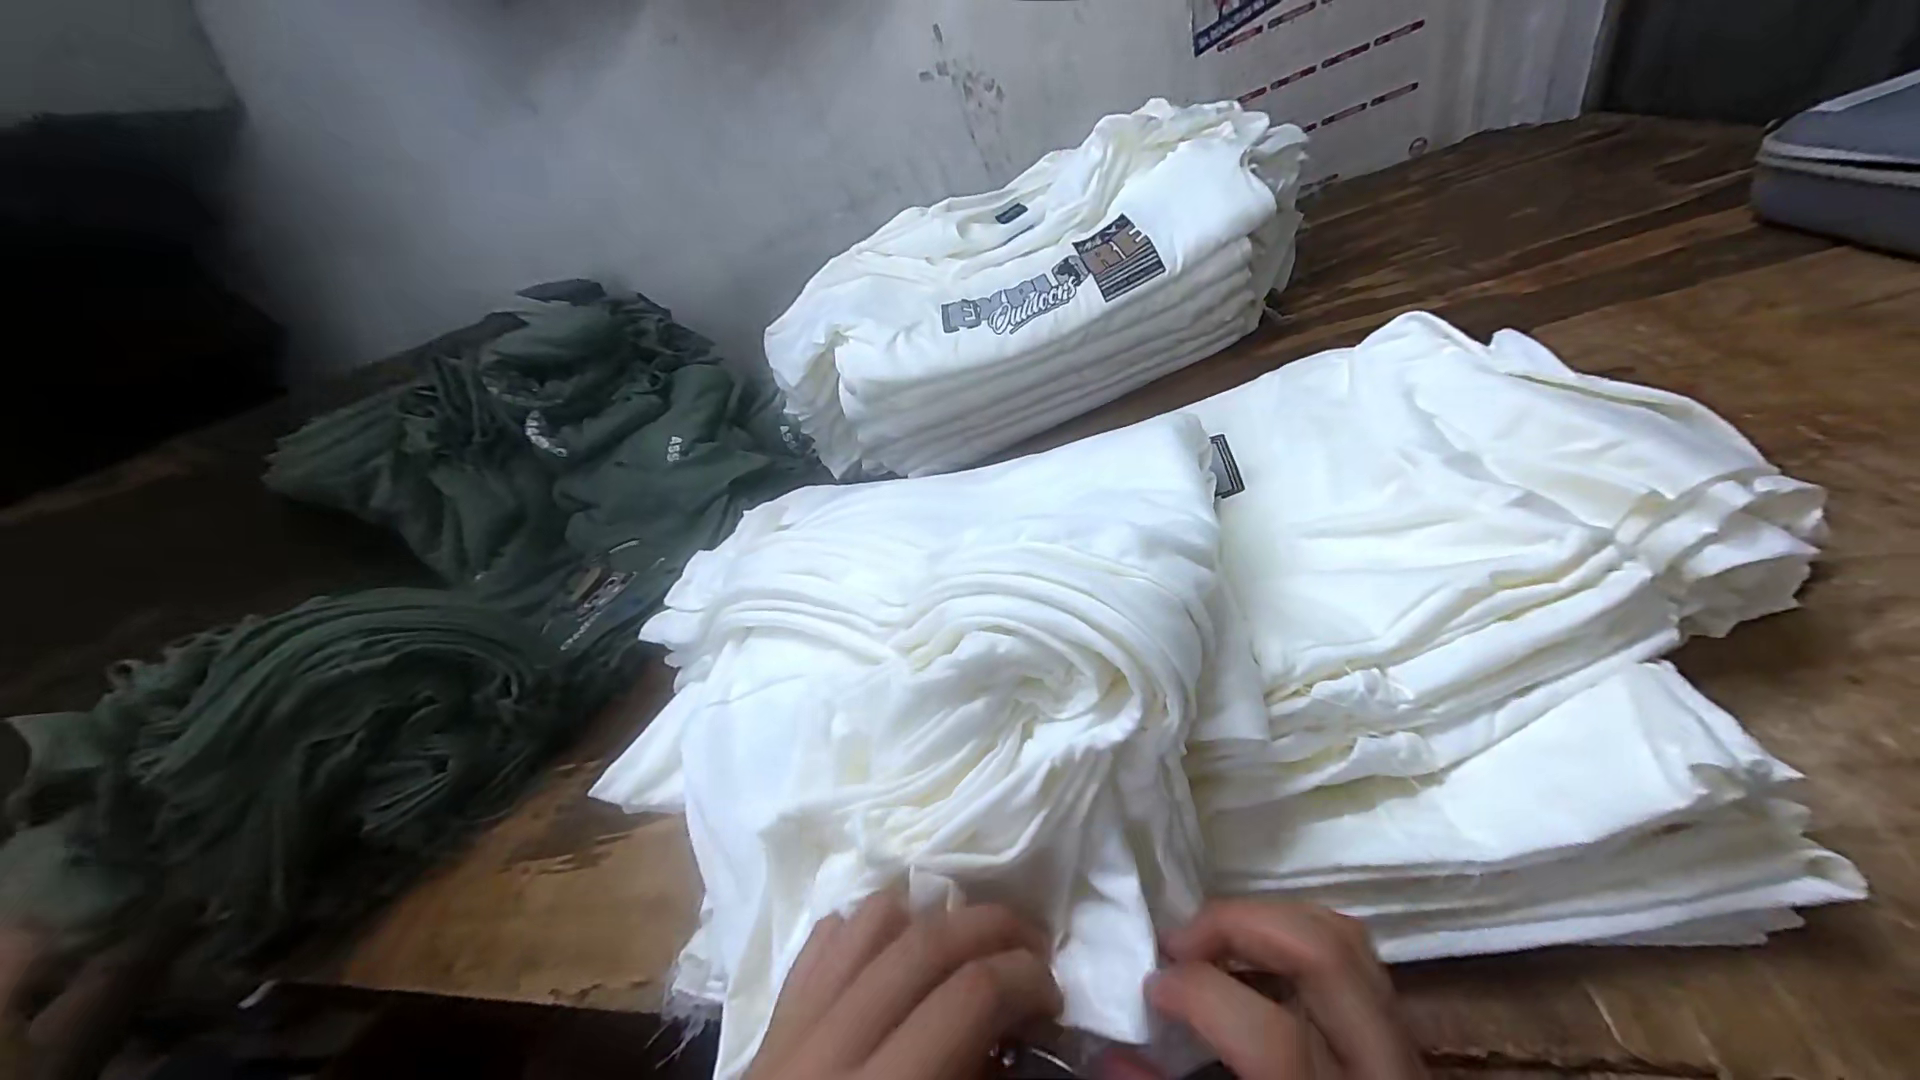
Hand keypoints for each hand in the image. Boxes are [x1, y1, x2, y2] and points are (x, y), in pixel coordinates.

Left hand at [746, 891, 1062, 1079]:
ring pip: (870, 922)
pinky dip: (871, 928)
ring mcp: (792, 1027)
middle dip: (993, 928)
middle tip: (1031, 945)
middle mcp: (831, 1049)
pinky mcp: (773, 1022)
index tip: (1051, 992)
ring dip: (930, 917)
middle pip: (925, 944)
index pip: (967, 997)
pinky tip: (899, 949)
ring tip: (967, 944)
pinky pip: (827, 941)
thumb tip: (1021, 1033)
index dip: (1024, 979)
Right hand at [1106, 901, 1424, 1079]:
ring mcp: (1399, 1049)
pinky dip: (1294, 931)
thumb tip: (1111, 1056)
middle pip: (1319, 954)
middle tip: (1179, 943)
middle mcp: (1381, 1073)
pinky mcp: (1397, 1036)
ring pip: (1342, 938)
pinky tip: (1254, 956)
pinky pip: (1353, 953)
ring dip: (1266, 918)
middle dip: (1234, 925)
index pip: (1270, 1034)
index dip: (1198, 994)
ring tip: (1213, 941)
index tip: (1152, 988)